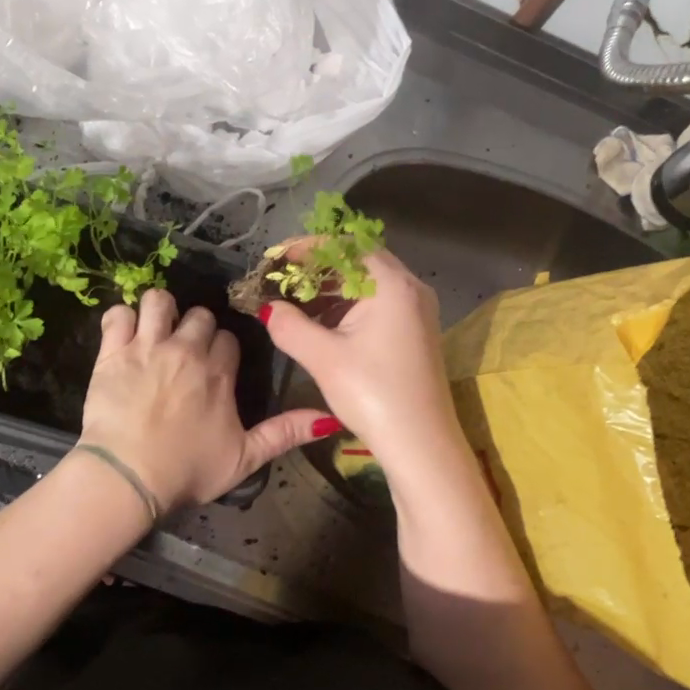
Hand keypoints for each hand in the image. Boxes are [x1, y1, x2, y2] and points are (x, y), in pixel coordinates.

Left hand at [80, 289, 328, 509]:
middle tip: (184, 351)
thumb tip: (331, 419)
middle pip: (199, 316)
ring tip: (155, 330)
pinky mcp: (111, 352)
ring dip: (160, 311)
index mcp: (219, 373)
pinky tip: (122, 334)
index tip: (215, 365)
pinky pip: (118, 314)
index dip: (222, 349)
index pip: (228, 339)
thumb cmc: (187, 471)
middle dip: (195, 328)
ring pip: (159, 301)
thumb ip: (285, 433)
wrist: (129, 476)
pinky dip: (121, 320)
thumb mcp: (245, 459)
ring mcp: (147, 347)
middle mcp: (186, 350)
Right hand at [260, 249, 460, 473]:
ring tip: (294, 303)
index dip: (307, 247)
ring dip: (331, 290)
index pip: (346, 246)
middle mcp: (410, 289)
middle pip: (359, 262)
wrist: (421, 443)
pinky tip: (322, 325)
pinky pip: (377, 305)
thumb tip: (268, 309)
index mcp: (391, 284)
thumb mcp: (323, 358)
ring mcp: (416, 312)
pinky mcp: (414, 334)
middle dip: (317, 269)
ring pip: (368, 285)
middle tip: (281, 281)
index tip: (276, 259)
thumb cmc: (372, 393)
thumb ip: (289, 326)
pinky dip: (348, 307)